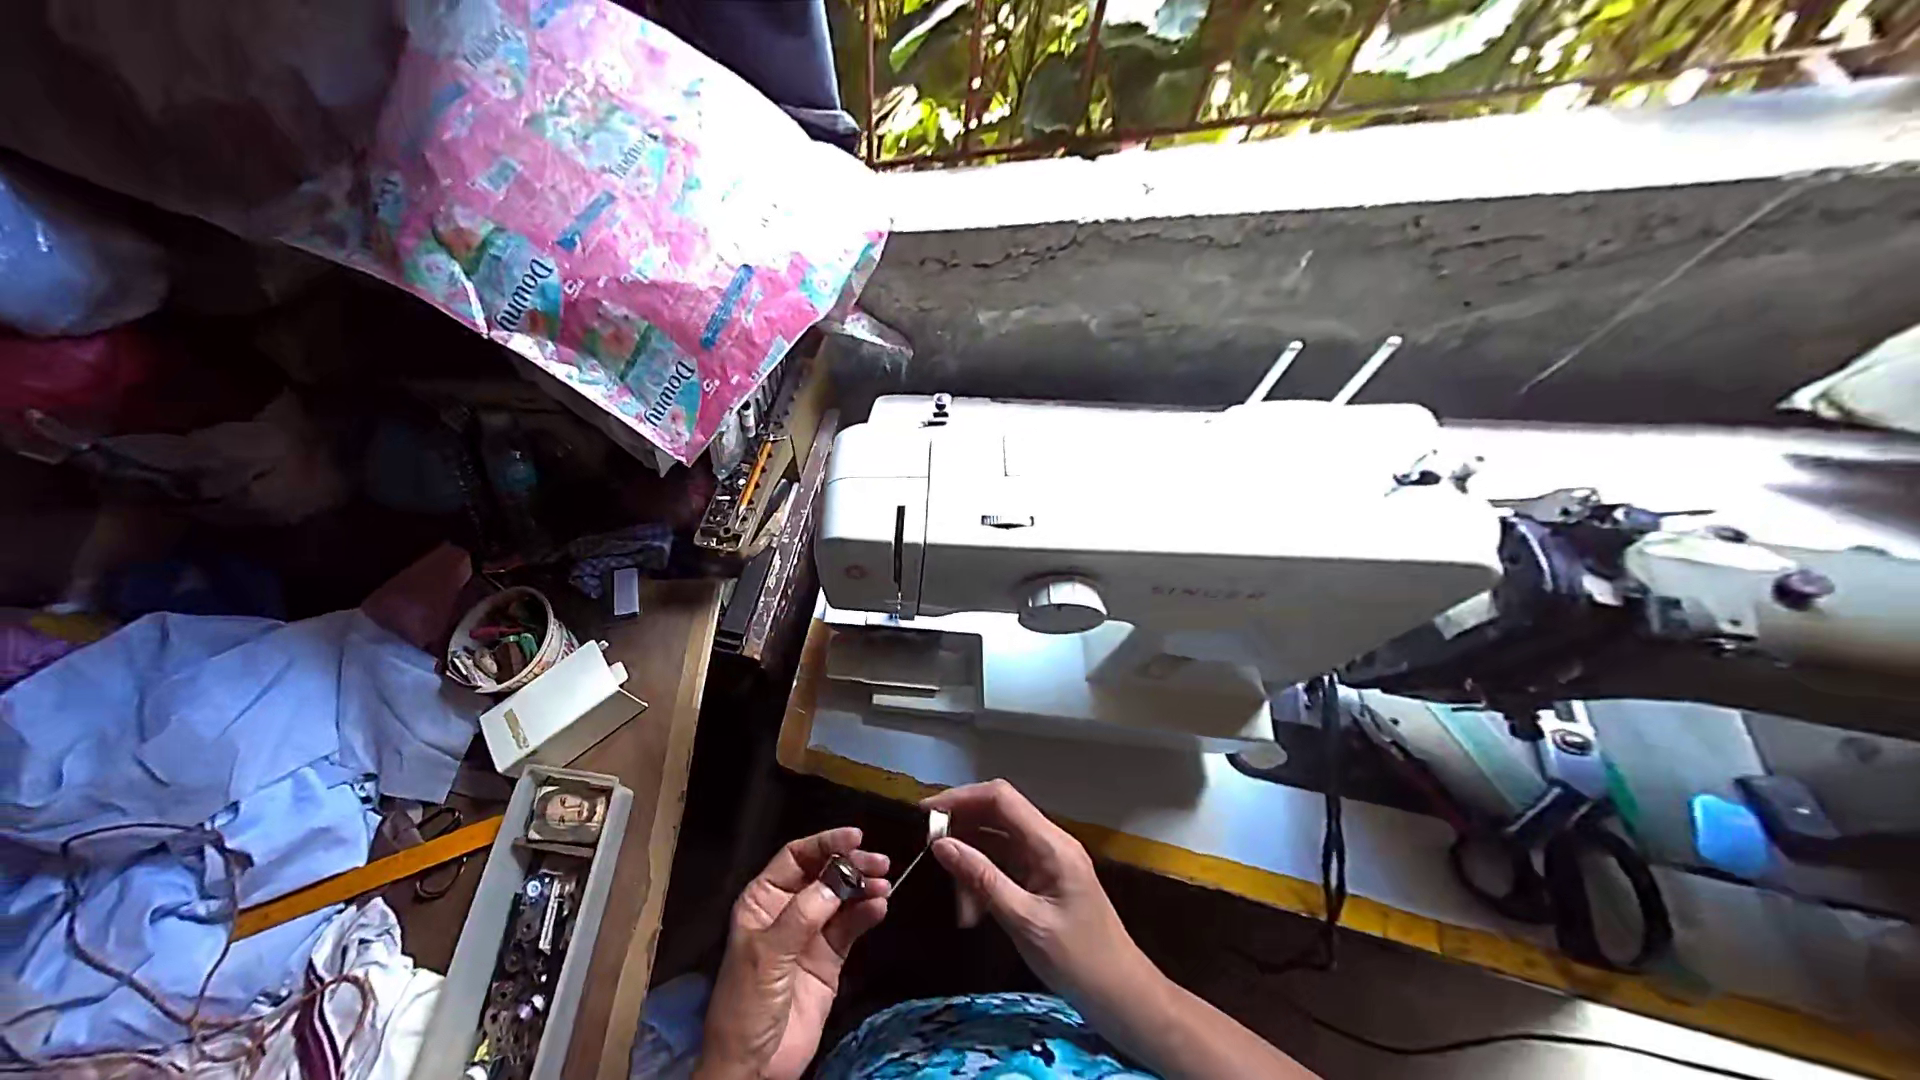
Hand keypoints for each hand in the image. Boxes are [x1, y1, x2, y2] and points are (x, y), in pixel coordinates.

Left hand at [696, 828, 890, 1079]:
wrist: (755, 1069)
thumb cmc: (746, 1007)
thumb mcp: (768, 956)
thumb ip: (803, 915)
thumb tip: (837, 880)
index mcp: (763, 900)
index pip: (796, 857)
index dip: (824, 843)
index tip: (854, 837)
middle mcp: (789, 909)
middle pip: (825, 872)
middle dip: (851, 864)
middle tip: (878, 862)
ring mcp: (812, 933)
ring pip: (843, 896)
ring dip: (864, 887)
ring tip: (883, 885)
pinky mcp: (831, 957)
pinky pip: (852, 926)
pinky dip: (867, 914)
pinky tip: (879, 907)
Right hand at [924, 780, 1153, 1013]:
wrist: (1122, 997)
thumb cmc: (1078, 960)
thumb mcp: (1024, 922)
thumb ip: (982, 879)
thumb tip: (942, 845)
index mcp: (1051, 843)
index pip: (1001, 798)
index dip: (961, 798)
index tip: (926, 814)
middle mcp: (1049, 841)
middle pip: (997, 815)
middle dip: (962, 831)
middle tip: (930, 853)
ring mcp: (1047, 859)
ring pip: (997, 842)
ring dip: (972, 865)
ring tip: (959, 906)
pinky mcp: (1043, 878)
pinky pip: (1005, 865)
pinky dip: (984, 881)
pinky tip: (973, 911)